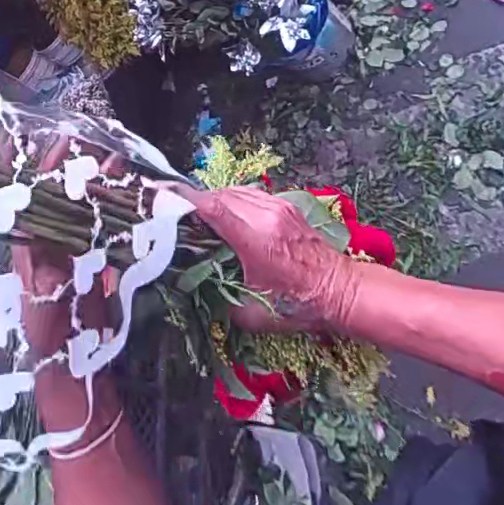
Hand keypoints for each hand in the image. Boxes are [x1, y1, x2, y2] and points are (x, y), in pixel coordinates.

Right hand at [165, 185, 360, 332]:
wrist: (340, 290)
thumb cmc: (297, 304)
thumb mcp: (252, 313)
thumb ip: (219, 298)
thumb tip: (192, 286)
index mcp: (256, 240)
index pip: (214, 208)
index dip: (185, 199)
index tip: (162, 195)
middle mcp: (265, 216)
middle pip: (219, 195)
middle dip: (195, 202)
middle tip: (176, 213)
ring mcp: (277, 206)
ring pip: (233, 191)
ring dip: (213, 199)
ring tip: (198, 214)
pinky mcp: (285, 205)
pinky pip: (248, 193)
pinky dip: (231, 199)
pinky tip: (224, 213)